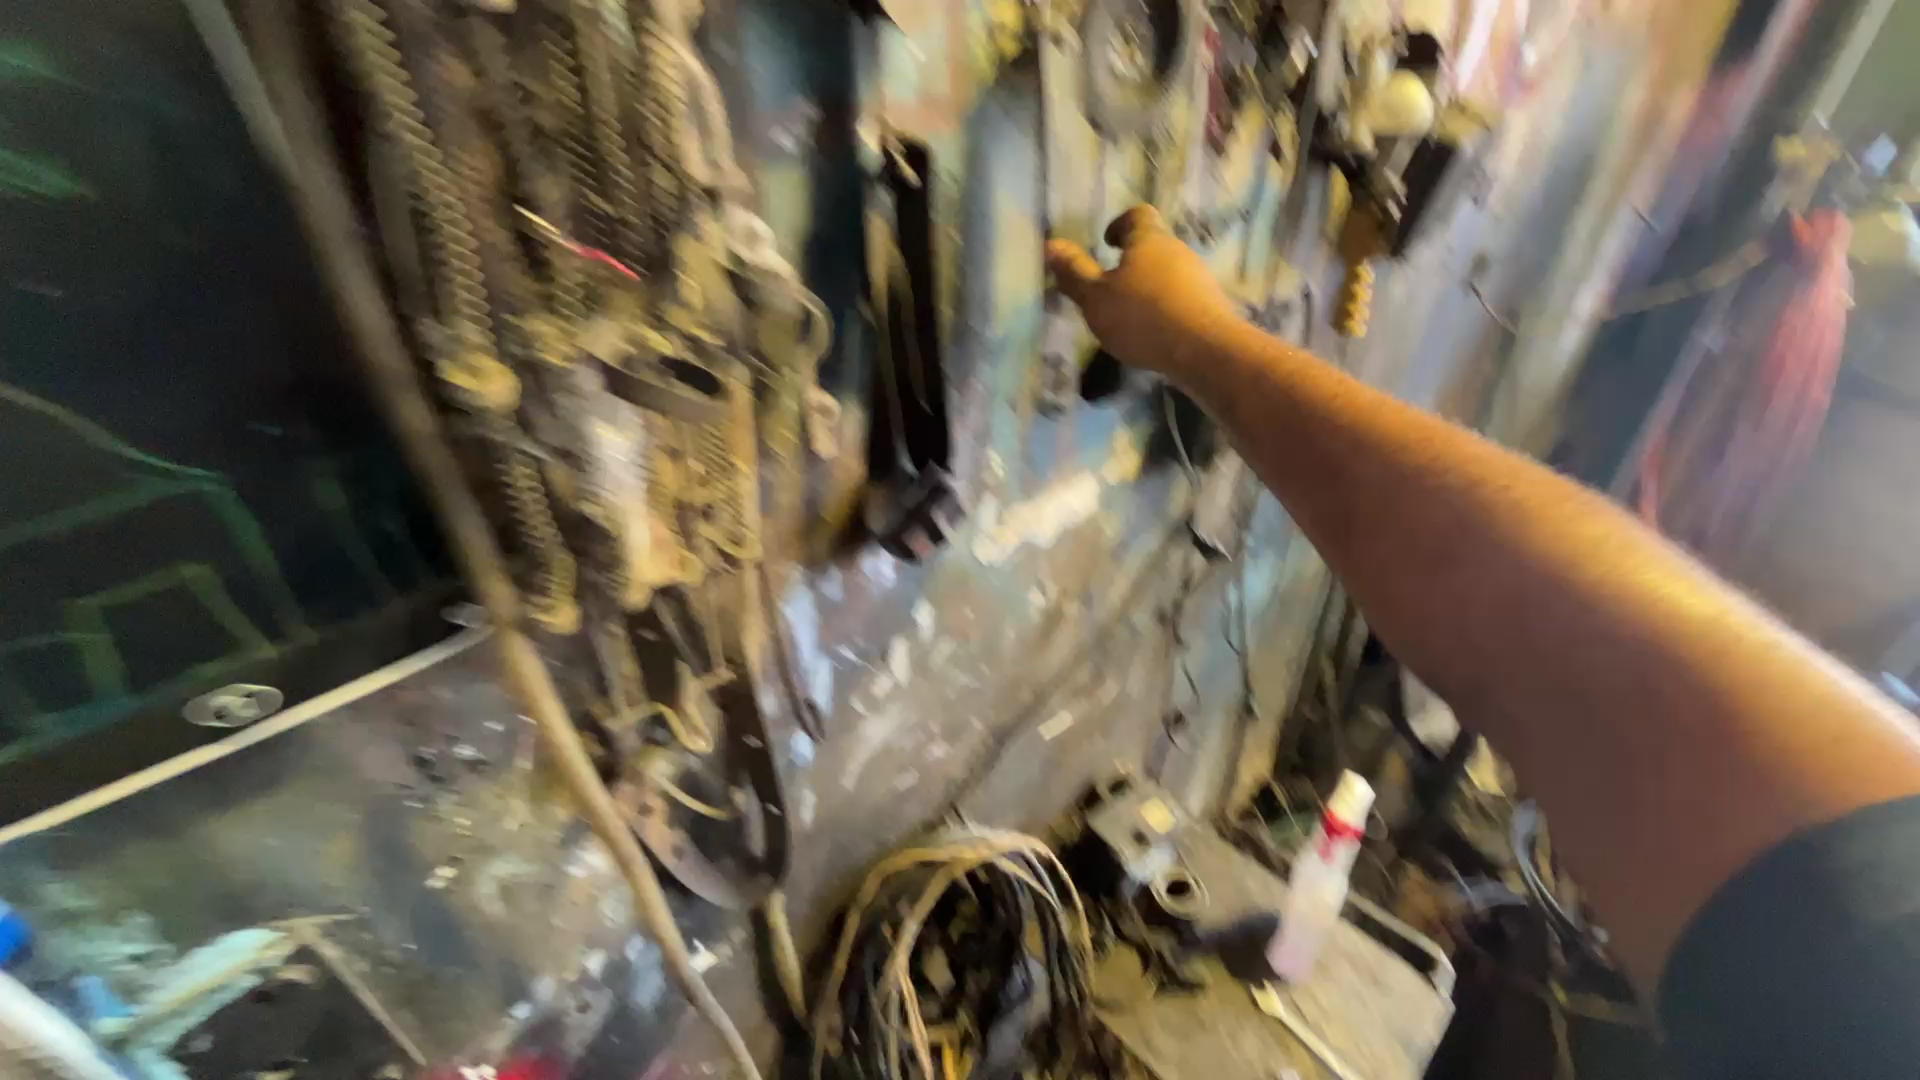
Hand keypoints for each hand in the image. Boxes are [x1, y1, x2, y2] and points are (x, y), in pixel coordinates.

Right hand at [1045, 206, 1244, 378]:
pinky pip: (1180, 297)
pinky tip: (1153, 332)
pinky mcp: (1209, 305)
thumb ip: (1074, 272)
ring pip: (1167, 272)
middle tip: (1110, 285)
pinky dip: (1164, 308)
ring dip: (1148, 286)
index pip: (1136, 215)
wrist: (1204, 350)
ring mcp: (1197, 277)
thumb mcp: (1096, 298)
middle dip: (1132, 261)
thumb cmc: (1142, 317)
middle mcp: (1177, 249)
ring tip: (1128, 314)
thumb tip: (1050, 244)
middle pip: (1153, 244)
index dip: (1120, 224)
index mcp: (1148, 239)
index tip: (1107, 242)